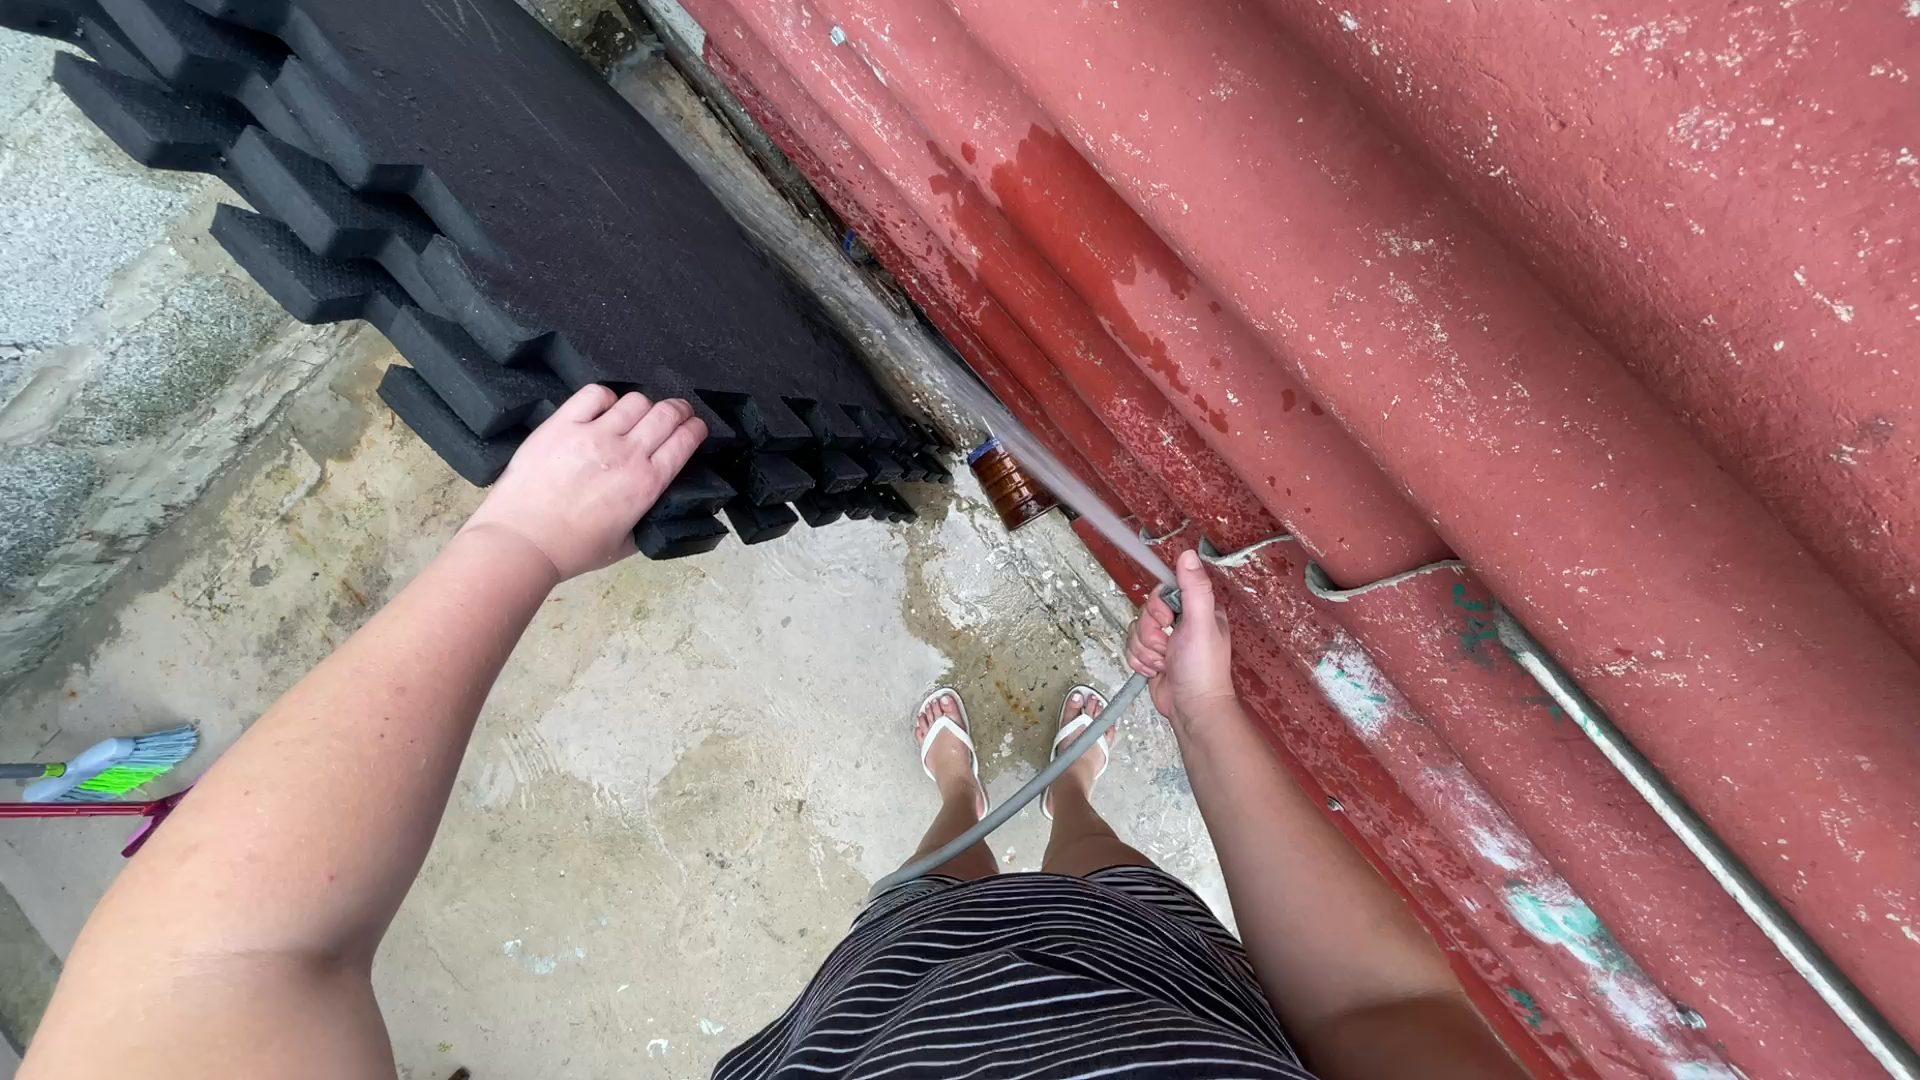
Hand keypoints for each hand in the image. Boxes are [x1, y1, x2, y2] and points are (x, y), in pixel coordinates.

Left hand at [459, 385, 705, 581]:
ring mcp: (593, 436)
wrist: (523, 542)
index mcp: (647, 484)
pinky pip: (595, 395)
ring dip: (644, 405)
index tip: (695, 428)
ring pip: (636, 400)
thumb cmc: (574, 548)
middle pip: (666, 413)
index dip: (696, 429)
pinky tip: (604, 409)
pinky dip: (606, 398)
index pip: (685, 441)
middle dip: (679, 410)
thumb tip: (657, 501)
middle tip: (678, 412)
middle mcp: (626, 454)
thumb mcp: (630, 542)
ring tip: (638, 414)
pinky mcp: (562, 426)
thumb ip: (649, 516)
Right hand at [1125, 549, 1235, 726]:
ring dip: (1145, 650)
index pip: (1162, 591)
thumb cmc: (1203, 670)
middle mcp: (1180, 622)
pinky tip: (1157, 671)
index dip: (1157, 607)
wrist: (1192, 709)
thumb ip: (1194, 589)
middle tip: (1167, 647)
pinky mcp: (1152, 656)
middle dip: (1150, 633)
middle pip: (1144, 611)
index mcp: (1196, 610)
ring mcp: (1165, 640)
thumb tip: (1188, 555)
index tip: (1166, 621)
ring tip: (1164, 663)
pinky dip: (1140, 662)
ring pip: (1135, 630)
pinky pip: (1131, 648)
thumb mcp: (1201, 624)